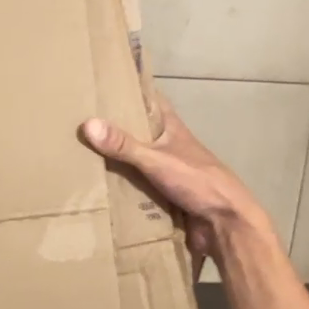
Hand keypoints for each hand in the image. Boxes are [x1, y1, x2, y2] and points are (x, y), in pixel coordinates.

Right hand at [81, 97, 273, 273]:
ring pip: (140, 163)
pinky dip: (126, 190)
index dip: (134, 92)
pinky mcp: (168, 198)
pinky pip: (141, 190)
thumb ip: (124, 145)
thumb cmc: (197, 181)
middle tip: (84, 126)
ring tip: (85, 158)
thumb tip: (87, 124)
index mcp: (173, 130)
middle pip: (142, 133)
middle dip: (119, 130)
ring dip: (120, 162)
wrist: (225, 222)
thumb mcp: (156, 159)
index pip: (153, 102)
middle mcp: (172, 148)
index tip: (107, 87)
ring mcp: (171, 173)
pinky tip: (103, 192)